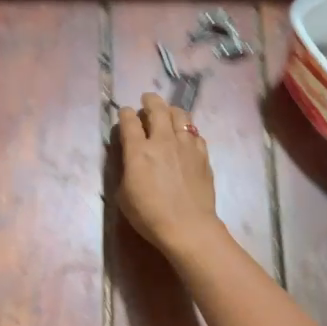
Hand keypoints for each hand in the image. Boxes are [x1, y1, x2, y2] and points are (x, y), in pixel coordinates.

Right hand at [116, 92, 220, 256]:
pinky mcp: (202, 154)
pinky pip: (194, 132)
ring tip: (167, 112)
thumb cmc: (149, 215)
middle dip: (150, 100)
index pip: (130, 121)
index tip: (125, 113)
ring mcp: (186, 145)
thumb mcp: (123, 195)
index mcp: (139, 151)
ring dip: (170, 110)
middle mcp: (163, 141)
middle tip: (147, 100)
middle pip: (157, 109)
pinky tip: (184, 135)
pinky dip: (186, 129)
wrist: (187, 226)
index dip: (126, 113)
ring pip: (180, 115)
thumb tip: (130, 158)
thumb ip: (126, 170)